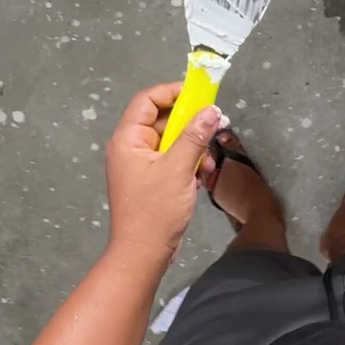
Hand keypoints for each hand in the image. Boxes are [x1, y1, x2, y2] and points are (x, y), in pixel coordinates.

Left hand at [104, 83, 222, 262]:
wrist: (144, 253)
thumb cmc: (155, 211)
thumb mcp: (178, 169)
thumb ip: (194, 136)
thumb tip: (211, 110)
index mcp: (128, 139)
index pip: (148, 100)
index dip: (173, 92)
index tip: (200, 94)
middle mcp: (132, 147)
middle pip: (163, 119)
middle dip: (191, 123)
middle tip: (215, 124)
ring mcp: (142, 164)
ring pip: (172, 140)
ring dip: (194, 146)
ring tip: (208, 160)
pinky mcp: (153, 179)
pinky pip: (173, 158)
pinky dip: (190, 162)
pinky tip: (203, 175)